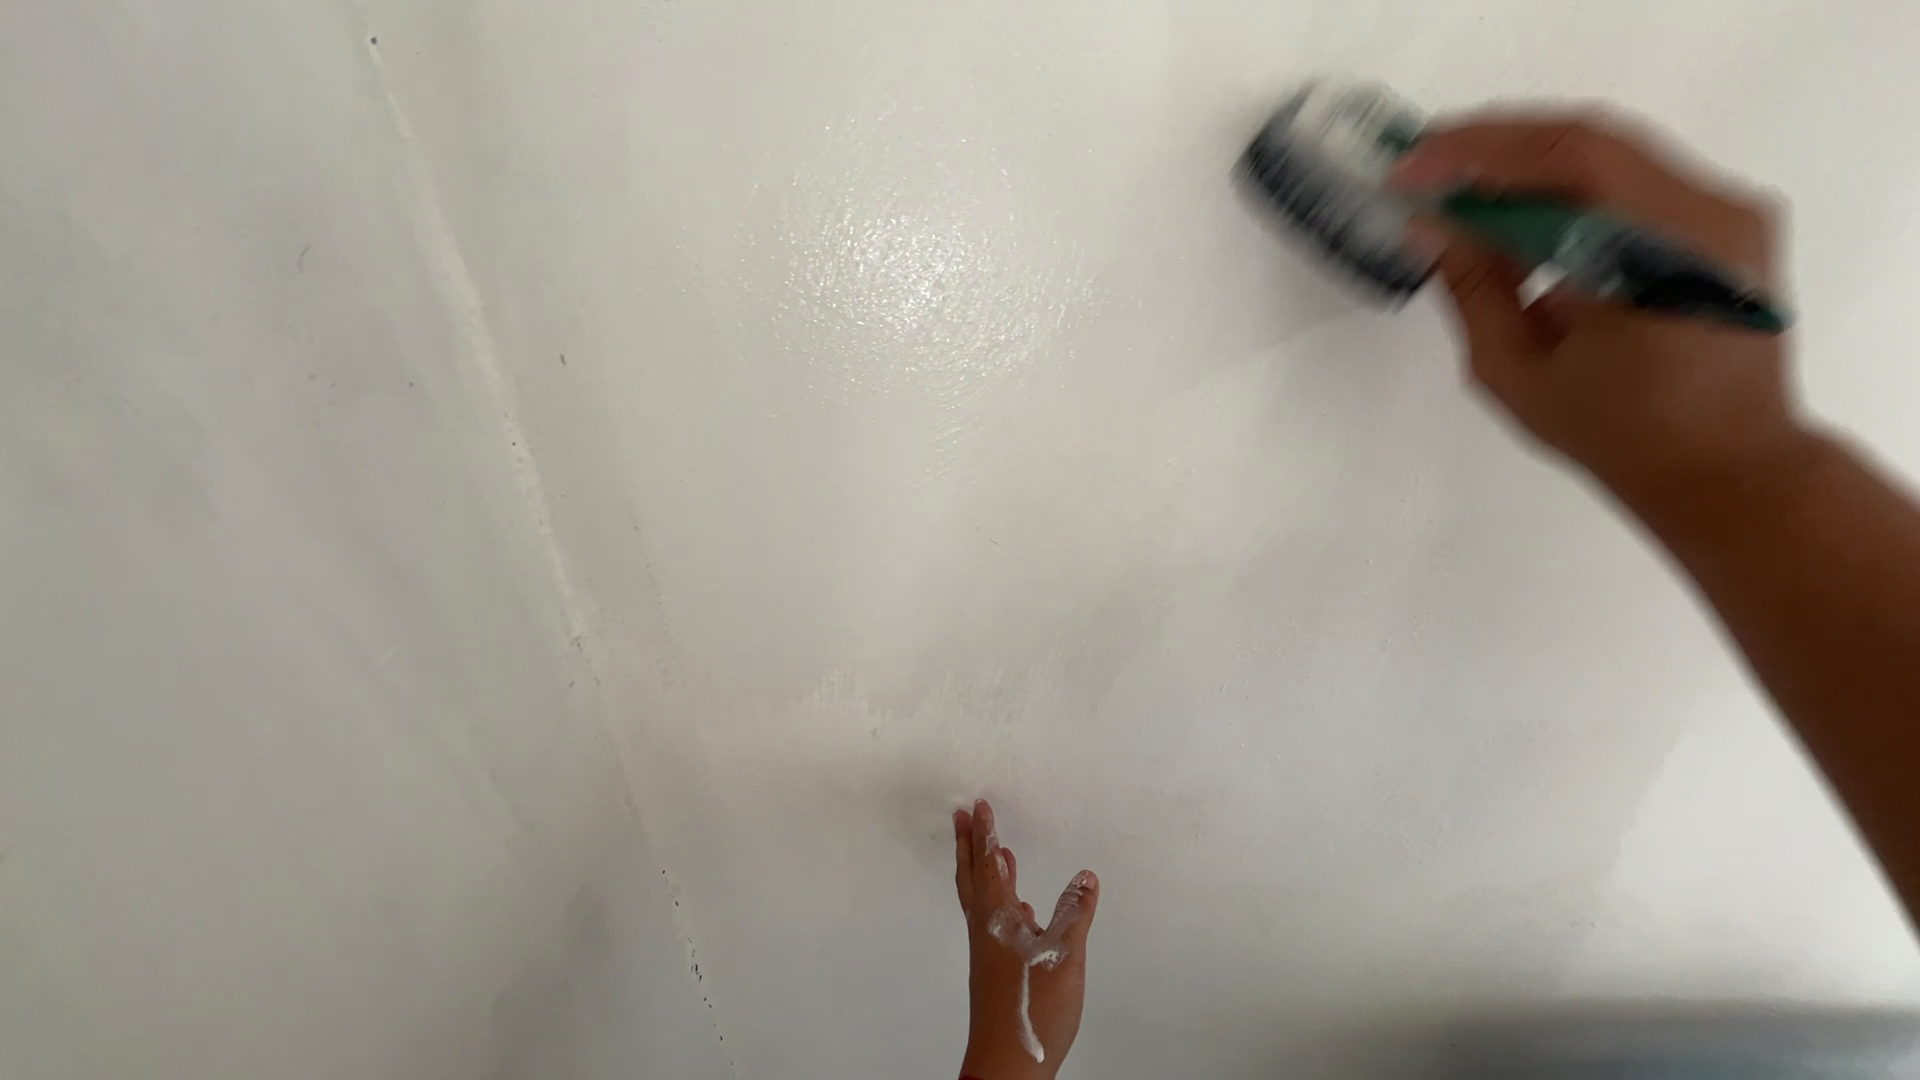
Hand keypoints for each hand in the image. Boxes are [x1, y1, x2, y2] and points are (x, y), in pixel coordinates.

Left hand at [954, 799, 1098, 1079]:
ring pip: (981, 898)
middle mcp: (985, 929)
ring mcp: (987, 949)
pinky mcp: (994, 968)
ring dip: (983, 870)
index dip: (986, 834)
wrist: (1007, 1066)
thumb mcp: (1063, 957)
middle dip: (969, 844)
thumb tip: (1085, 876)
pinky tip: (1020, 909)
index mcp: (997, 919)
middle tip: (962, 816)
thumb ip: (1074, 914)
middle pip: (973, 876)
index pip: (990, 865)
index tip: (978, 806)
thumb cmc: (1032, 1009)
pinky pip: (991, 919)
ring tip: (994, 852)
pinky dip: (1000, 901)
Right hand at [1393, 113, 1812, 500]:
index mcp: (1661, 247)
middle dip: (1491, 148)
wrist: (1719, 463)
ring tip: (1450, 190)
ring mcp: (1721, 212)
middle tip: (1417, 167)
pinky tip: (1508, 215)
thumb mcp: (1514, 367)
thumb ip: (1473, 288)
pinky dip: (1557, 191)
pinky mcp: (1715, 226)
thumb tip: (1429, 229)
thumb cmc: (1611, 430)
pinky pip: (1624, 185)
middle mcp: (1706, 210)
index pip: (1564, 161)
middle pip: (1586, 144)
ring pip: (1605, 157)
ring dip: (1519, 168)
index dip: (1475, 154)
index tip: (1407, 171)